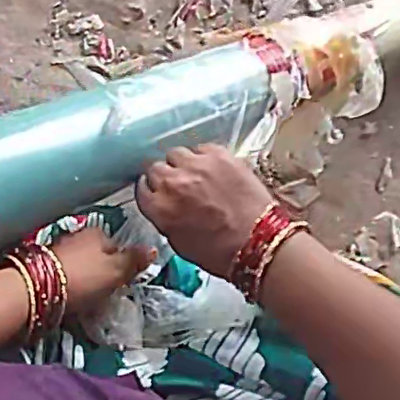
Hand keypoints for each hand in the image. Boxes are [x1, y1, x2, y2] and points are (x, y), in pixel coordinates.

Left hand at [48, 227, 154, 312]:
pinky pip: (65, 277)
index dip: (123, 263)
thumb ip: (134, 260)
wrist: (35, 291)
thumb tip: (152, 249)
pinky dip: (70, 288)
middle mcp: (76, 236)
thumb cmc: (82, 278)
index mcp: (97, 232)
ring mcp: (58, 251)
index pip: (118, 245)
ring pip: (80, 266)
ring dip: (85, 281)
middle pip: (97, 255)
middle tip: (106, 293)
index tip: (124, 281)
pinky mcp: (42, 269)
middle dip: (102, 272)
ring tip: (88, 300)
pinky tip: (71, 300)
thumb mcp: (116, 270)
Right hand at [134, 145, 275, 277]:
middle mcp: (172, 182)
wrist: (258, 241)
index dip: (149, 189)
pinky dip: (203, 157)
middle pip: (155, 167)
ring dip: (182, 163)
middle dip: (164, 175)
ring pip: (176, 153)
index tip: (155, 190)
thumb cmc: (219, 251)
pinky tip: (213, 168)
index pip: (141, 188)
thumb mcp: (179, 243)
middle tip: (177, 183)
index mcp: (159, 208)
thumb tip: (162, 205)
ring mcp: (196, 165)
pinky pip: (201, 148)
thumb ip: (164, 218)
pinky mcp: (219, 155)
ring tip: (195, 173)